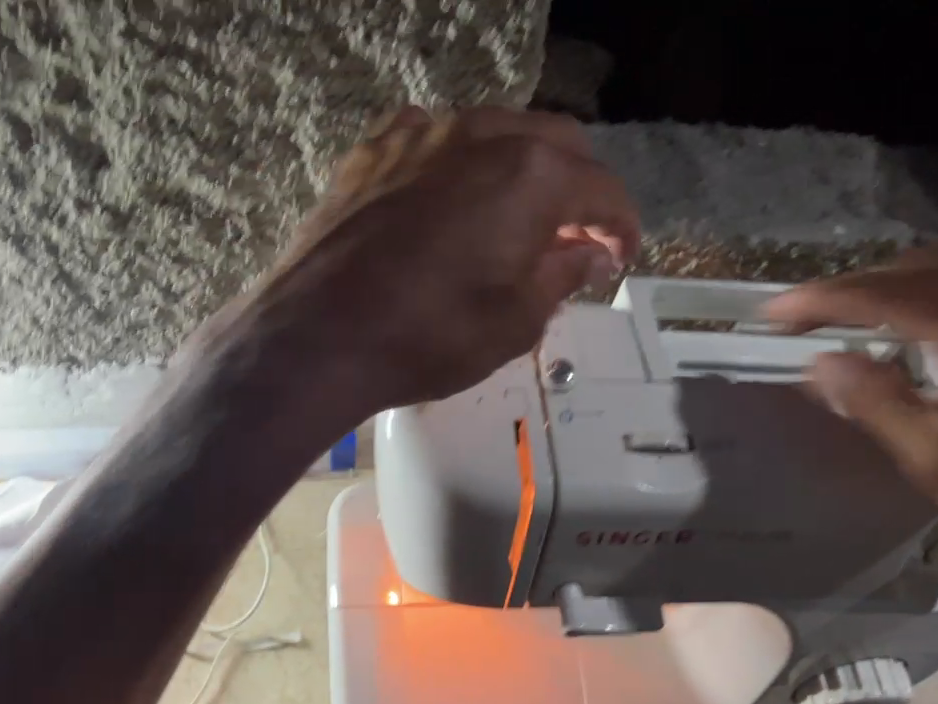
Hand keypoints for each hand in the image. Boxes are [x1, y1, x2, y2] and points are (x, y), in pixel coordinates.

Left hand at [235, 106, 639, 417]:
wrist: (317, 336)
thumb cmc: (428, 337)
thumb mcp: (515, 321)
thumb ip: (563, 275)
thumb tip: (591, 252)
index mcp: (531, 174)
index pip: (602, 189)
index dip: (621, 227)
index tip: (619, 259)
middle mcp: (482, 133)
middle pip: (555, 144)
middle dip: (578, 190)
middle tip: (576, 240)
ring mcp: (421, 133)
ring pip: (496, 132)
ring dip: (522, 170)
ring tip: (519, 219)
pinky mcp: (374, 148)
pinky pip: (437, 138)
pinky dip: (462, 163)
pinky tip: (455, 198)